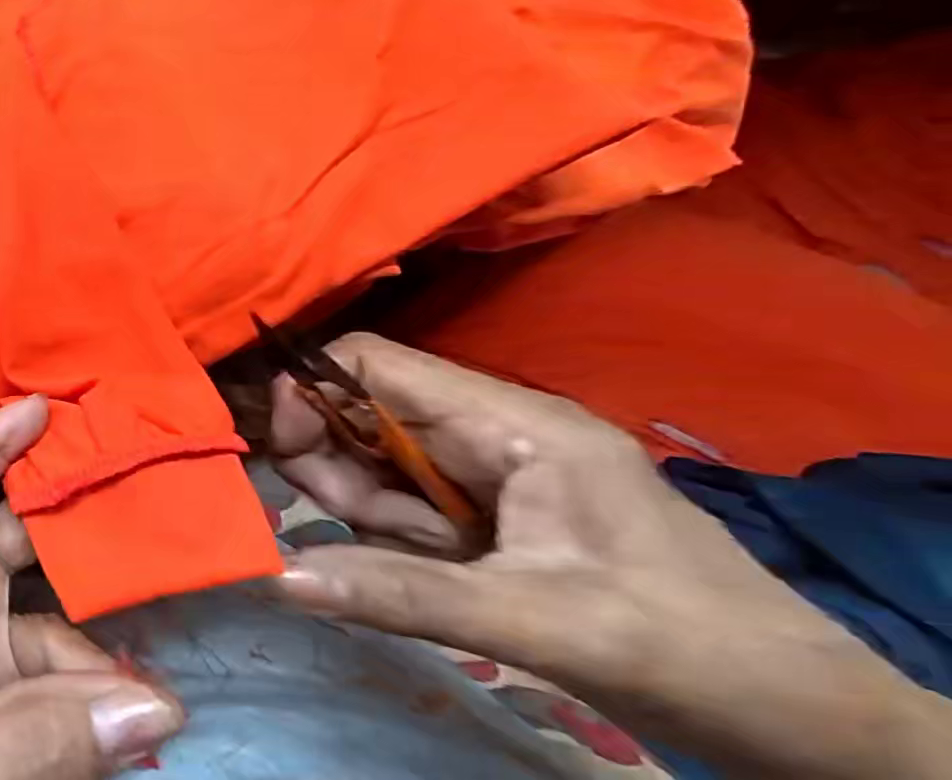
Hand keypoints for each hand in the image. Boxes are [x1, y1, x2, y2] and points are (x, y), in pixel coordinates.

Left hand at [0, 396, 182, 779]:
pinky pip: (56, 652)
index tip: (39, 406)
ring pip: (37, 583)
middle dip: (49, 495)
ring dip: (89, 591)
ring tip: (147, 581)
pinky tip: (141, 698)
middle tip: (106, 462)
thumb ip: (52, 727)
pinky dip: (95, 672)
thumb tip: (160, 706)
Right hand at [267, 333, 951, 779]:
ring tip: (411, 558)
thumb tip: (281, 575)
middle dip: (334, 462)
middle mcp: (490, 429)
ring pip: (376, 463)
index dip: (311, 388)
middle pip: (364, 414)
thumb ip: (402, 592)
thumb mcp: (540, 623)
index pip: (375, 363)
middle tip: (340, 516)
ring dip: (362, 505)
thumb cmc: (690, 650)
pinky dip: (387, 532)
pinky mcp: (484, 510)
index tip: (280, 446)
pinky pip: (401, 504)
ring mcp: (486, 471)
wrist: (809, 726)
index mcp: (512, 420)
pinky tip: (425, 567)